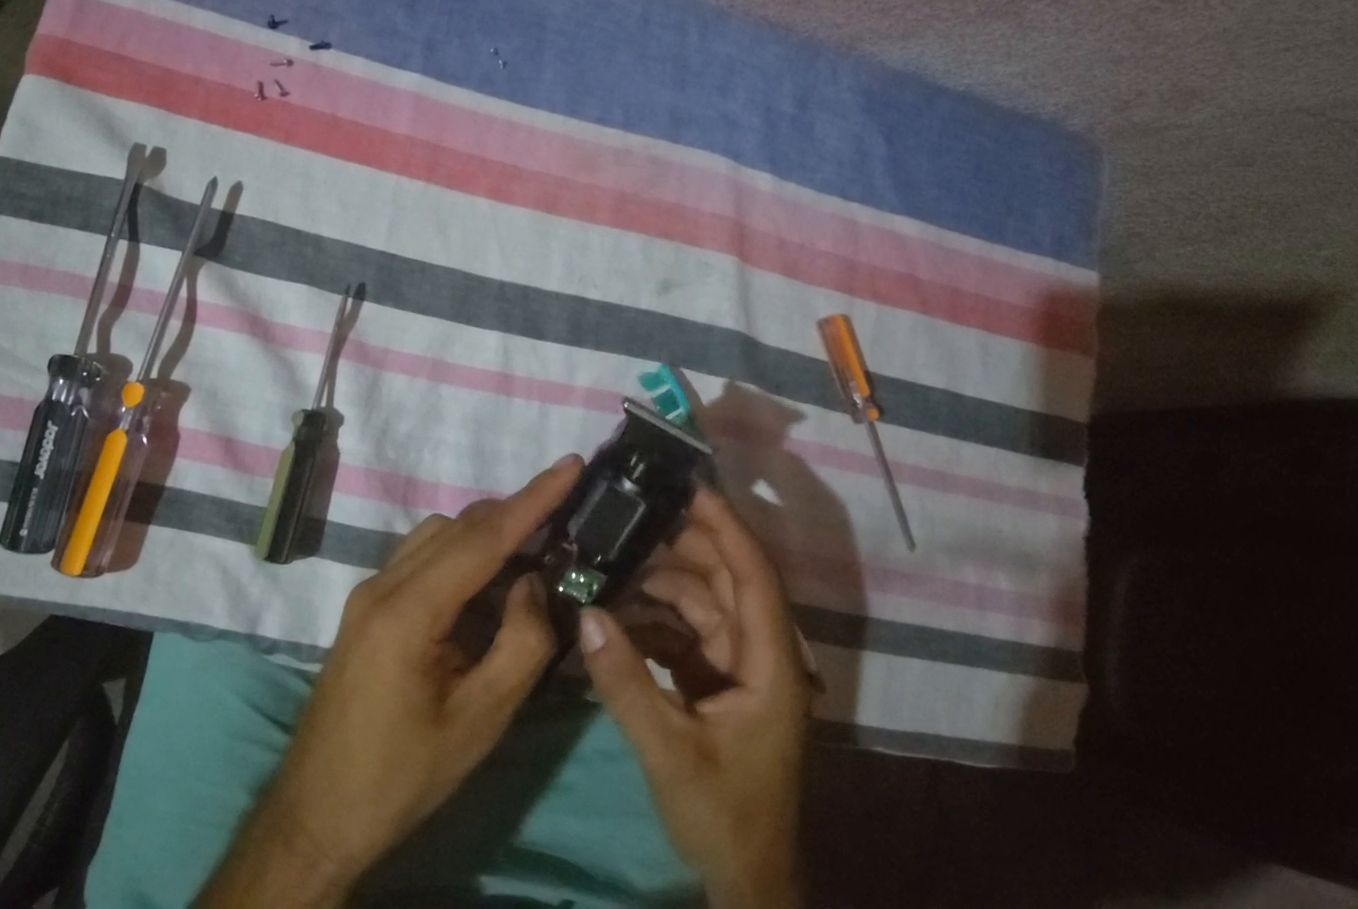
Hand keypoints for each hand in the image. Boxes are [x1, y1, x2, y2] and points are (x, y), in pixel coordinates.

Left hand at [196, 455, 582, 907]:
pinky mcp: (366, 613)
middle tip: (567, 520)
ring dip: (486, 537)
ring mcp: (367, 597)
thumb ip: (520, 643)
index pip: (482, 537)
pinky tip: (489, 590)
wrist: (319, 813)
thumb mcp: (481, 718)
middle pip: (456, 529)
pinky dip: (460, 560)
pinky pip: (419, 563)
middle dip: (513, 515)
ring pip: (435, 539)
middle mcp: (382, 587)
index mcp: (408, 609)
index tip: (571, 465)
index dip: (532, 498)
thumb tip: (532, 582)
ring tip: (536, 556)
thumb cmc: (404, 774)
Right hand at [580, 487, 808, 908]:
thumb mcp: (668, 749)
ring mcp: (740, 671)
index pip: (754, 578)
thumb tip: (586, 614)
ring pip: (705, 606)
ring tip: (614, 562)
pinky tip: (617, 613)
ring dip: (663, 585)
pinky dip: (655, 621)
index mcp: (771, 664)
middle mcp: (761, 656)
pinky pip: (687, 636)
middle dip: (686, 547)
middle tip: (634, 516)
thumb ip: (625, 682)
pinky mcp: (717, 686)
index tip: (691, 488)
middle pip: (729, 583)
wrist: (743, 873)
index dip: (726, 529)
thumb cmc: (722, 812)